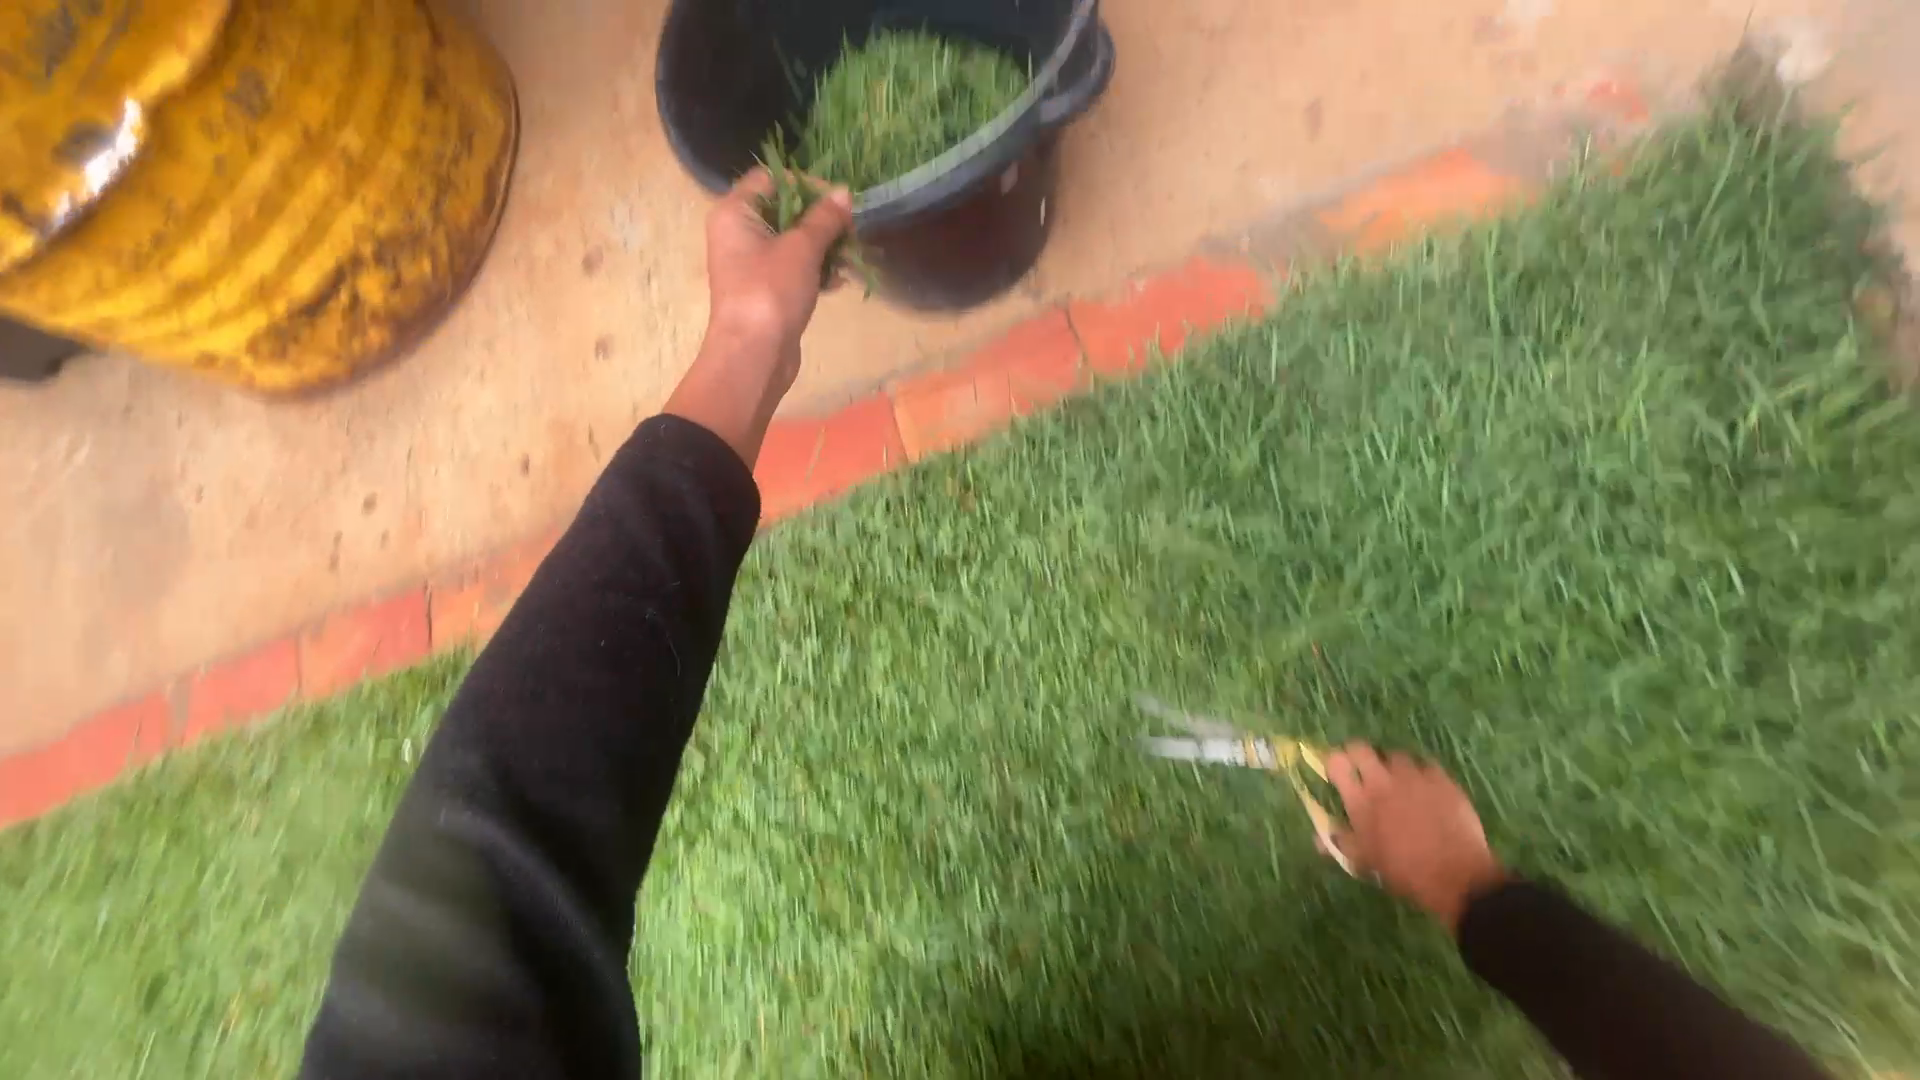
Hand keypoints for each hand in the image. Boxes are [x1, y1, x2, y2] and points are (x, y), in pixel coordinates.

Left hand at [700, 167, 852, 395]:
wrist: (754, 355)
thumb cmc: (770, 292)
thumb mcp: (802, 248)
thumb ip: (824, 219)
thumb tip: (844, 194)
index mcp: (735, 213)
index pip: (770, 179)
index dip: (805, 184)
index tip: (837, 199)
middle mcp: (738, 234)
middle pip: (784, 211)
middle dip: (821, 220)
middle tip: (851, 229)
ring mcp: (751, 266)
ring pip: (792, 244)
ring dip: (824, 248)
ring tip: (852, 256)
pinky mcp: (766, 292)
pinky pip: (793, 270)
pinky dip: (816, 272)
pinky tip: (839, 282)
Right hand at [1325, 742, 1507, 932]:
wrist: (1458, 877)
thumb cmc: (1405, 870)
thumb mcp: (1366, 861)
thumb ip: (1341, 843)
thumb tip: (1316, 839)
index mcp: (1360, 800)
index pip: (1336, 762)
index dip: (1334, 762)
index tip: (1337, 771)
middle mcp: (1383, 781)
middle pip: (1362, 749)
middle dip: (1358, 755)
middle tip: (1363, 770)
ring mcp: (1414, 778)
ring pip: (1396, 755)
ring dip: (1392, 765)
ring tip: (1398, 780)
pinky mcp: (1442, 781)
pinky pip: (1427, 765)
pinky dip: (1422, 772)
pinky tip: (1426, 787)